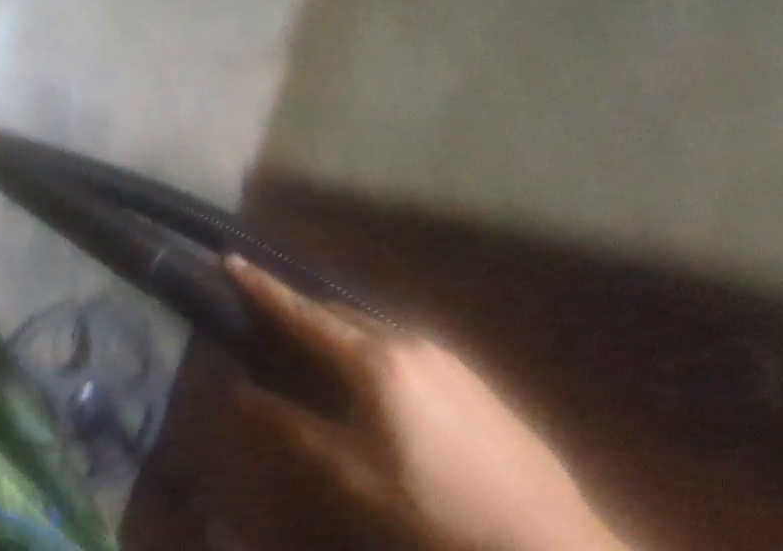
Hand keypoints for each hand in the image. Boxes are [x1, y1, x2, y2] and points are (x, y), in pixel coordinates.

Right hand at [195, 257, 627, 550]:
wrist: (553, 543)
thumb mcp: (349, 472)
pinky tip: (374, 380)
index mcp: (373, 359)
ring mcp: (450, 360)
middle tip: (264, 310)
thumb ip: (288, 425)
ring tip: (313, 343)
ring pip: (375, 329)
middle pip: (338, 314)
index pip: (302, 312)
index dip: (261, 287)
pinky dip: (371, 347)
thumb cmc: (435, 505)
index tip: (229, 259)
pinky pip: (404, 347)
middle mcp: (410, 342)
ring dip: (336, 329)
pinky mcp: (477, 383)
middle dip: (298, 308)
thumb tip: (237, 390)